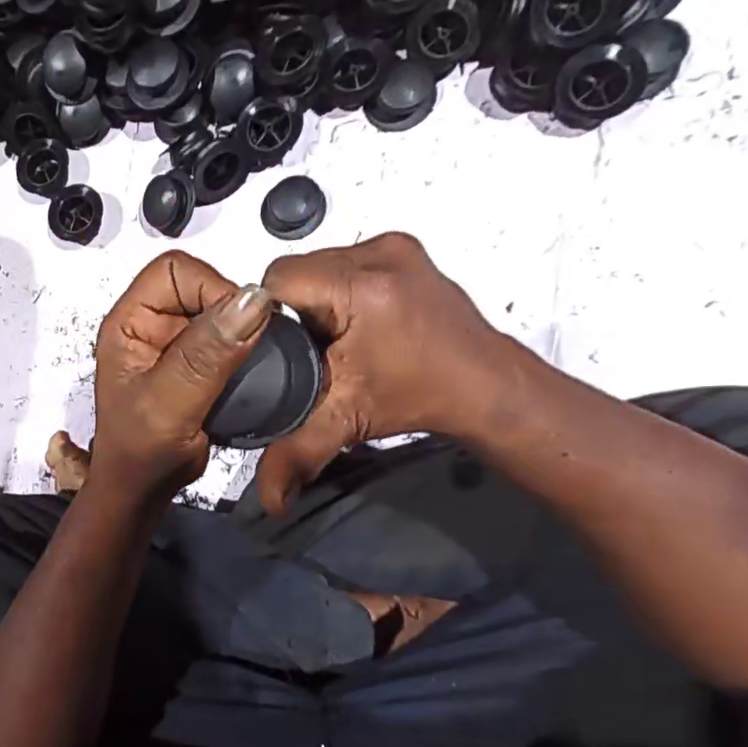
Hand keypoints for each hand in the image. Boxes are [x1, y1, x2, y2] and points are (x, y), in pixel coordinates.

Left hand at [90, 251, 272, 499]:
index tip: (239, 324)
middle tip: (247, 348)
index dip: (211, 287)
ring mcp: (174, 345)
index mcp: (129, 324)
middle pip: (201, 286)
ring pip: (218, 312)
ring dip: (240, 332)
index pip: (174, 271)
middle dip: (230, 310)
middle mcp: (151, 326)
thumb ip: (206, 355)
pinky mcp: (196, 364)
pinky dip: (244, 349)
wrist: (143, 491)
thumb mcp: (169, 404)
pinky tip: (248, 370)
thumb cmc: (140, 454)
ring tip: (248, 362)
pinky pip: (227, 339)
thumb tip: (253, 301)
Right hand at [257, 232, 508, 512]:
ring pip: (320, 264)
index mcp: (363, 287)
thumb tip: (269, 498)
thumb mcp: (346, 422)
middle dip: (292, 312)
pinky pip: (345, 263)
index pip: (278, 279)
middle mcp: (381, 254)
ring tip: (330, 340)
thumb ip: (297, 455)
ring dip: (314, 301)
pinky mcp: (403, 250)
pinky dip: (338, 291)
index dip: (265, 316)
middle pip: (297, 270)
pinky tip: (349, 324)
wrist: (481, 385)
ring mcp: (395, 248)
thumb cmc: (425, 395)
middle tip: (309, 351)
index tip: (277, 347)